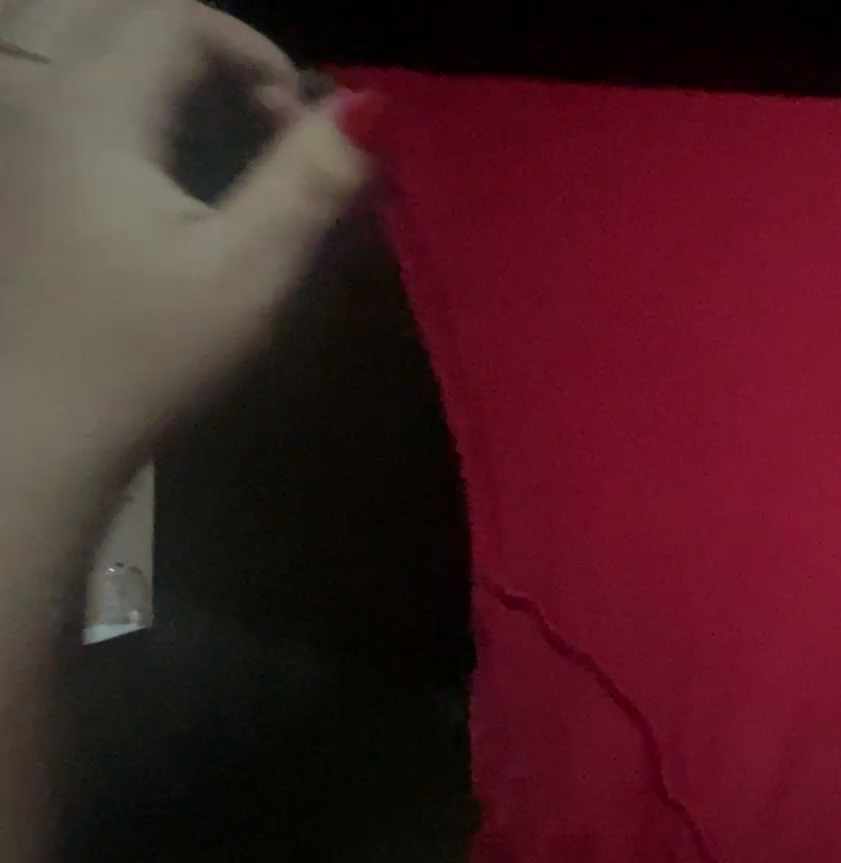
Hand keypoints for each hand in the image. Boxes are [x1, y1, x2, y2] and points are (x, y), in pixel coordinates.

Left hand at [0, 0, 375, 486]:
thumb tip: (371, 113)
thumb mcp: (252, 269)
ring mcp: (14, 126)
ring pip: (79, 36)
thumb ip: (310, 183)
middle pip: (109, 6)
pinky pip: (70, 79)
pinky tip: (185, 152)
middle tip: (272, 114)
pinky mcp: (21, 162)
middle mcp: (27, 94)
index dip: (256, 50)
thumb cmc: (154, 347)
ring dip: (169, 61)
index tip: (310, 124)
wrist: (43, 411)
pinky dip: (140, 90)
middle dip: (207, 44)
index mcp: (84, 112)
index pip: (166, 15)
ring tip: (235, 128)